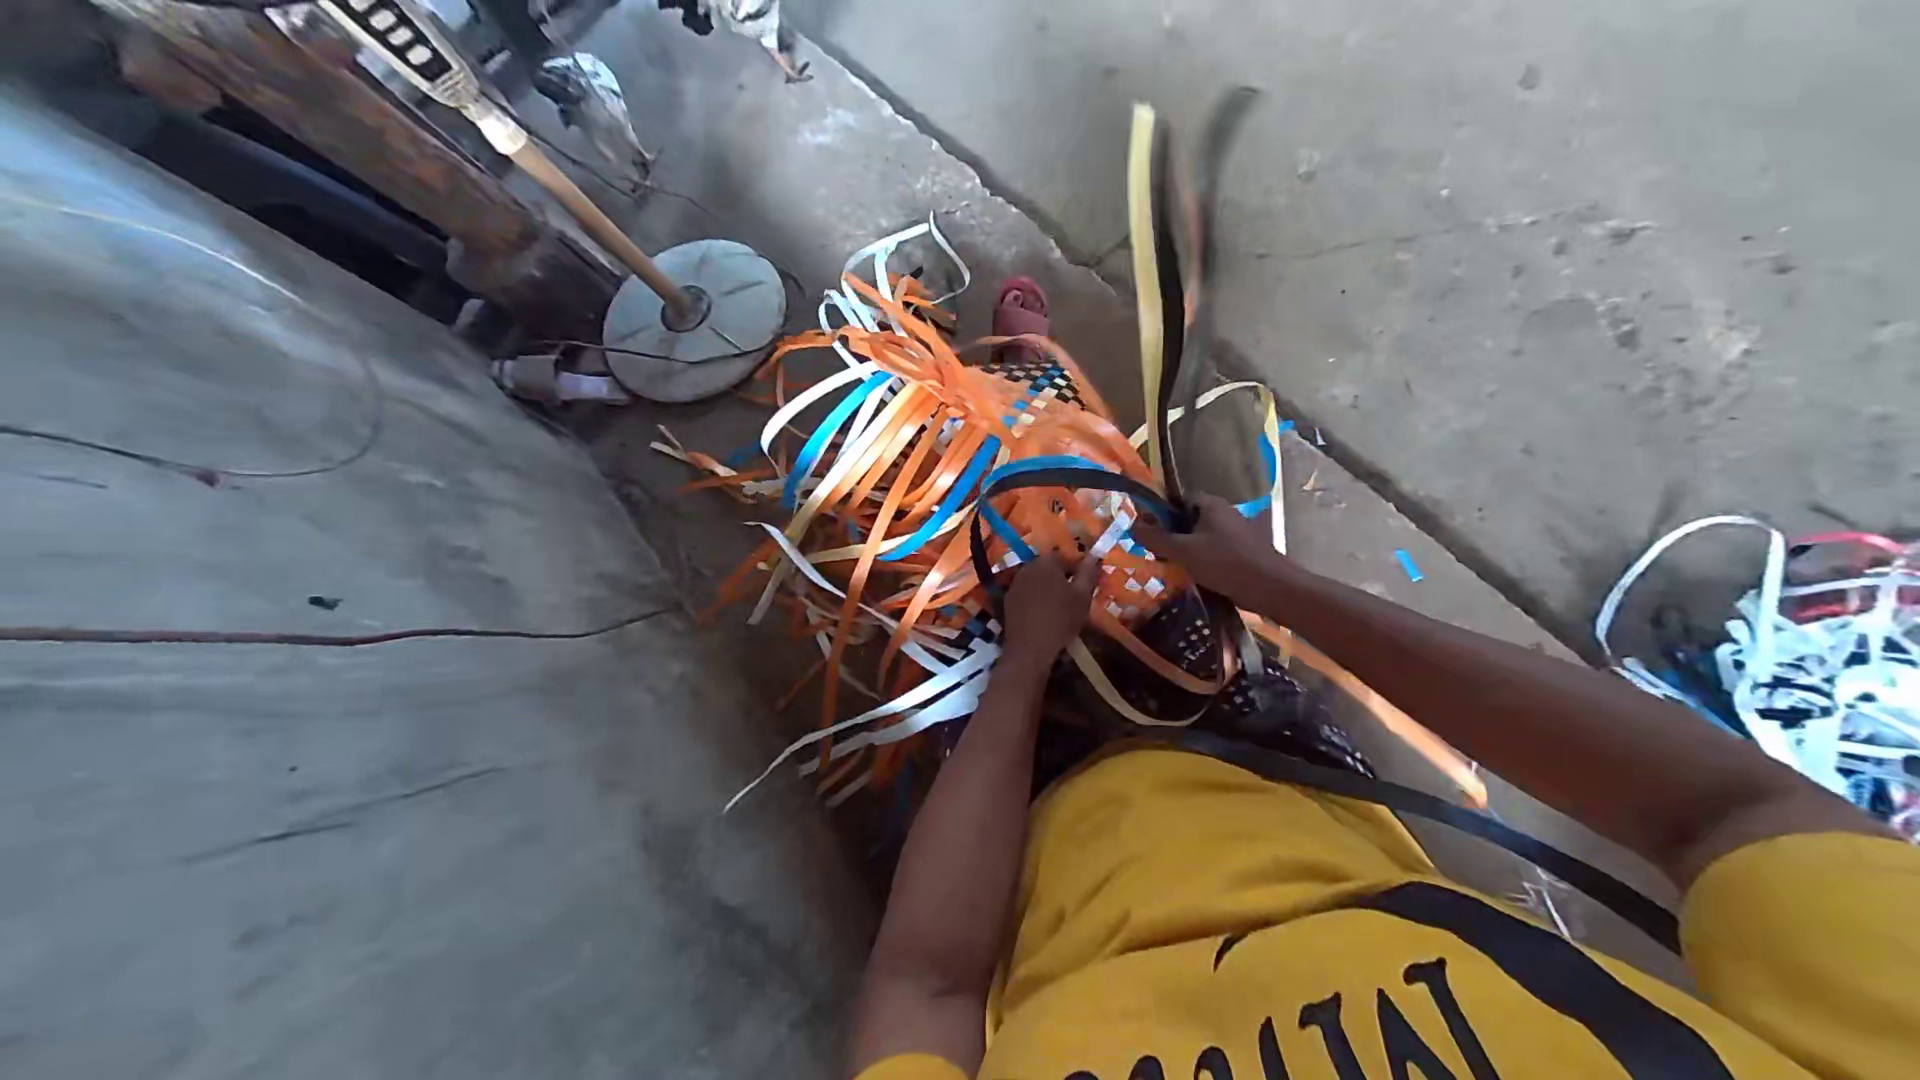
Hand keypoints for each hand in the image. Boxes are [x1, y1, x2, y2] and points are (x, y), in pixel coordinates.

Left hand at [1000, 552, 1100, 664]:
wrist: (1030, 648)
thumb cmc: (1061, 619)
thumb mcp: (1082, 596)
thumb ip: (1088, 573)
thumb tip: (1094, 555)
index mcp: (1046, 562)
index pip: (1066, 557)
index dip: (1078, 570)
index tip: (1086, 585)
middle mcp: (1027, 567)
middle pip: (1049, 567)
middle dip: (1062, 577)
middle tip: (1074, 595)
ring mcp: (1015, 583)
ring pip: (1037, 579)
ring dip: (1048, 587)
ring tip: (1059, 605)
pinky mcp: (1008, 599)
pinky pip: (1027, 592)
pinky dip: (1036, 598)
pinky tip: (1043, 613)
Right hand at [1133, 493, 1285, 599]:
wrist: (1268, 588)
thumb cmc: (1224, 562)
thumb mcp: (1183, 551)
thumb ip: (1156, 538)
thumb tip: (1133, 525)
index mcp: (1211, 505)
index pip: (1179, 499)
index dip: (1162, 512)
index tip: (1148, 529)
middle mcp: (1224, 514)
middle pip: (1189, 519)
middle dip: (1172, 534)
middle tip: (1155, 551)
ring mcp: (1235, 533)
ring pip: (1201, 537)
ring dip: (1186, 550)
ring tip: (1170, 566)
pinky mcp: (1241, 552)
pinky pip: (1213, 551)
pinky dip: (1201, 560)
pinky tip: (1191, 575)